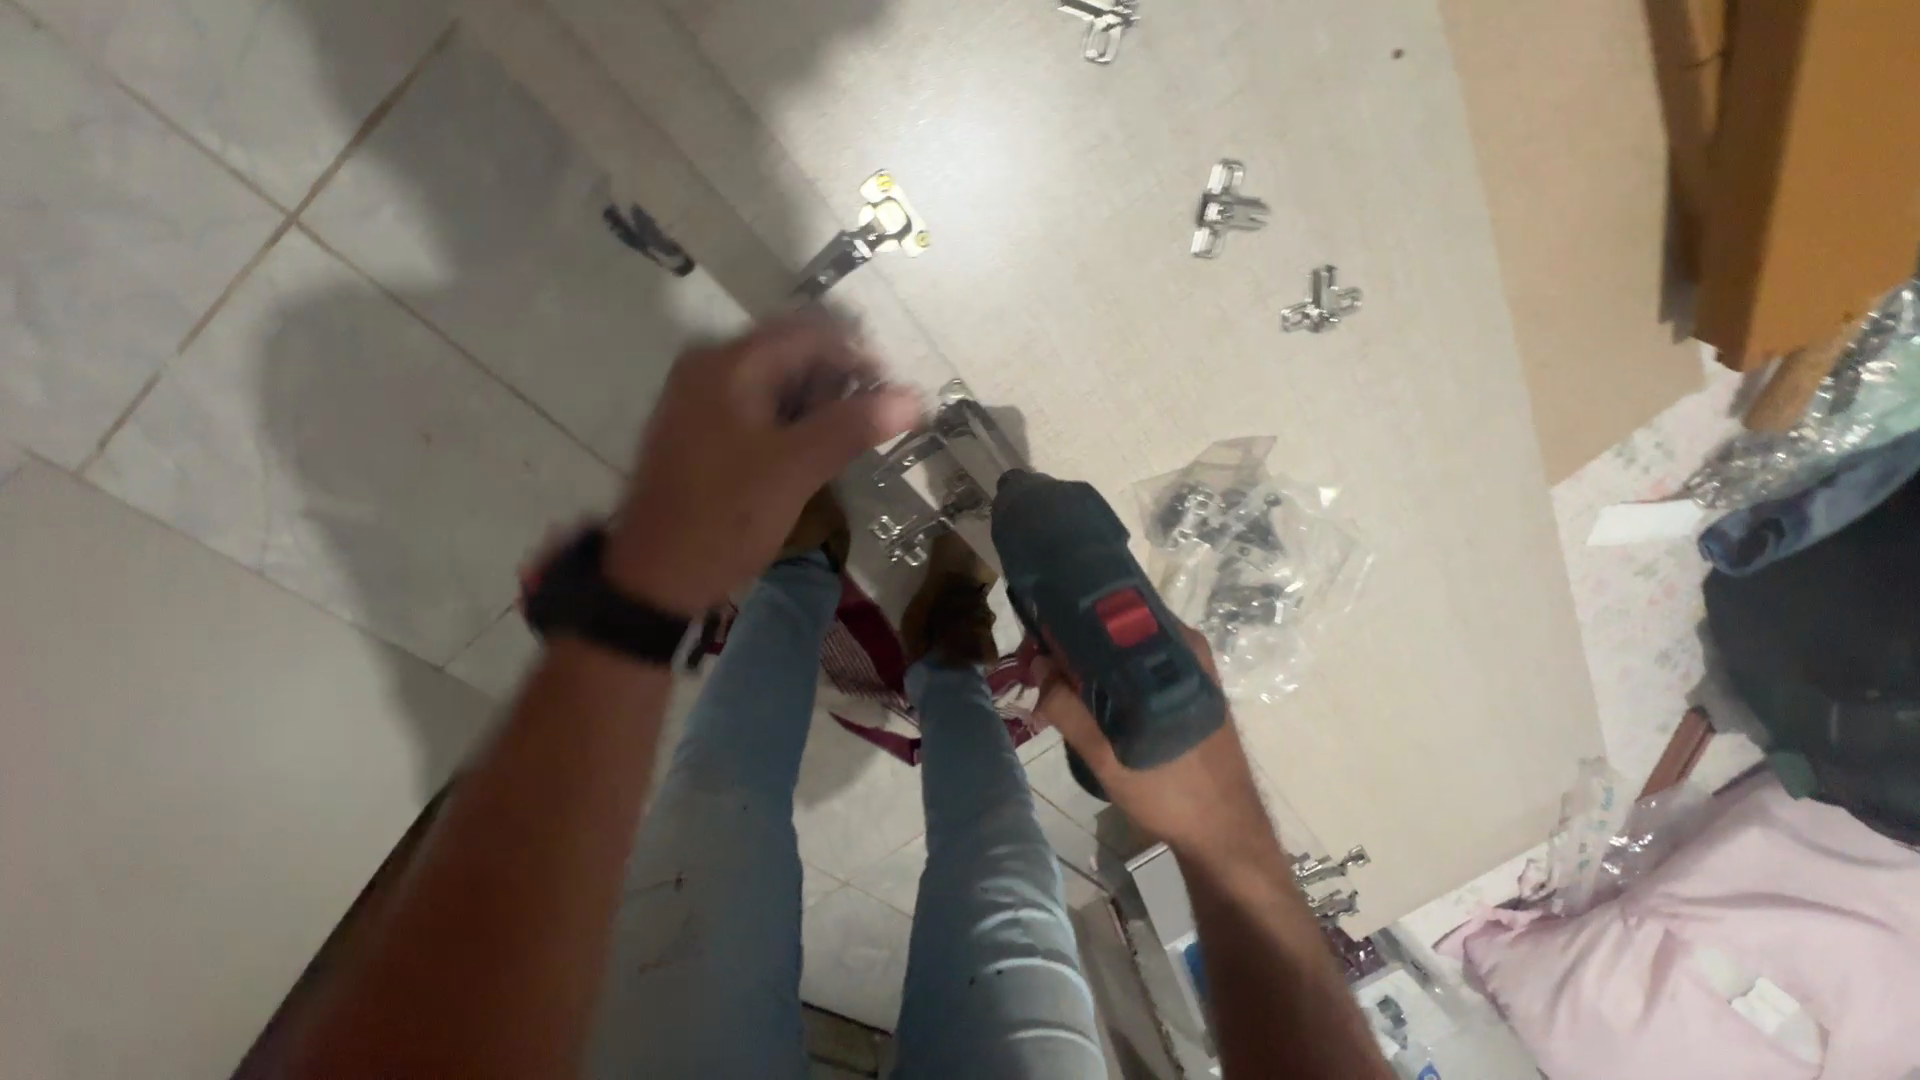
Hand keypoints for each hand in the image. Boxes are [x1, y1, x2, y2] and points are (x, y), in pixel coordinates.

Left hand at [604, 311, 922, 615]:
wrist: (655, 577)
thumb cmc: (725, 518)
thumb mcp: (795, 471)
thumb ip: (852, 427)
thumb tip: (912, 398)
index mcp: (729, 364)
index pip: (810, 333)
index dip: (860, 356)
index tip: (893, 394)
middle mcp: (710, 367)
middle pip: (792, 352)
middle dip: (838, 381)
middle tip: (872, 422)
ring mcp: (701, 398)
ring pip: (776, 381)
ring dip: (818, 402)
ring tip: (848, 440)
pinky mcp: (701, 429)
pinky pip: (758, 406)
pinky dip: (791, 420)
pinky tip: (811, 452)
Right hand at [1032, 628, 1272, 860]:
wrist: (1225, 834)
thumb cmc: (1170, 792)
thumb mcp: (1107, 755)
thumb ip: (1068, 708)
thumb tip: (1038, 665)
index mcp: (1173, 649)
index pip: (1110, 609)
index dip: (1066, 619)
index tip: (1035, 639)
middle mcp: (1185, 649)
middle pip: (1116, 628)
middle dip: (1072, 642)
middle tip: (1038, 668)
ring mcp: (1190, 670)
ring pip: (1126, 650)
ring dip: (1089, 662)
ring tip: (1053, 684)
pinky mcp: (1188, 691)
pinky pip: (1139, 669)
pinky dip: (1110, 676)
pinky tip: (1086, 699)